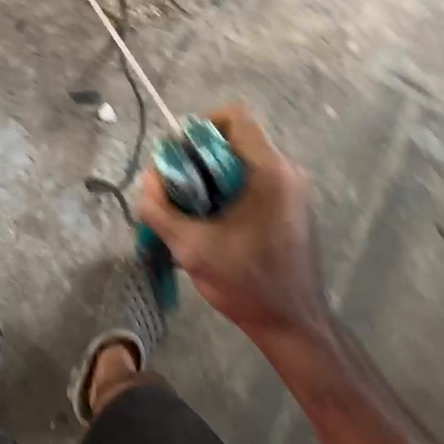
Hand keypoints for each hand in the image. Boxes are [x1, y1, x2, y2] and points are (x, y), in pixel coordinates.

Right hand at [138, 103, 330, 336]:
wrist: (295, 327)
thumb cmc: (248, 284)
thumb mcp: (191, 247)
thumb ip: (160, 209)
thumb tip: (148, 178)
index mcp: (269, 171)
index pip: (235, 116)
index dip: (201, 127)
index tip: (181, 158)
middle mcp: (287, 172)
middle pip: (234, 139)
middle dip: (200, 158)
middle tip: (179, 189)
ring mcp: (294, 190)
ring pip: (242, 162)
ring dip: (212, 178)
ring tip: (193, 211)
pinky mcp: (293, 209)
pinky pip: (254, 181)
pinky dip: (230, 192)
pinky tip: (216, 226)